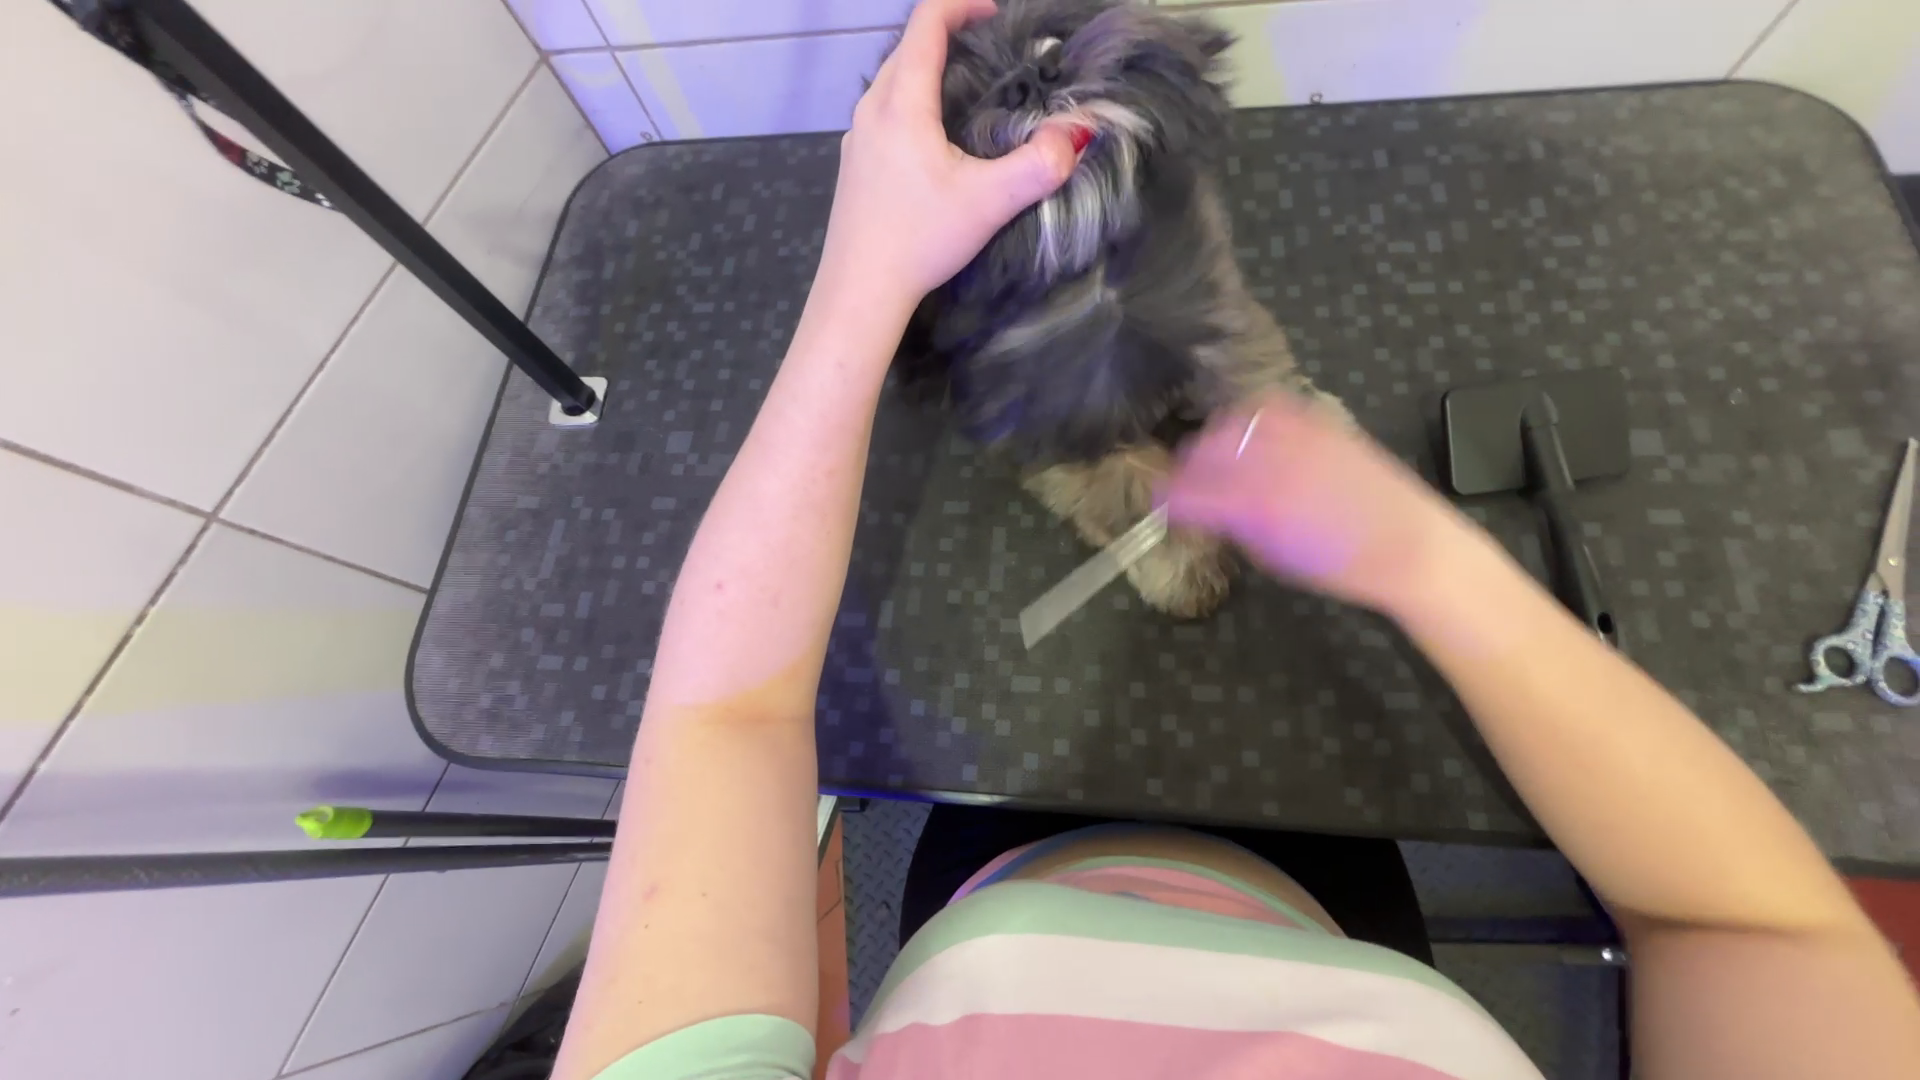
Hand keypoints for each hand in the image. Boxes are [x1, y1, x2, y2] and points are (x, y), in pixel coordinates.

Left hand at [816, 0, 1083, 311]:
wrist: (860, 292)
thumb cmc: (919, 242)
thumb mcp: (988, 204)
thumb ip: (1038, 167)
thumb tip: (1077, 135)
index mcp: (902, 104)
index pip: (926, 22)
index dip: (962, 4)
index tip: (996, 12)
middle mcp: (871, 111)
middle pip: (906, 48)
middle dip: (947, 35)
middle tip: (988, 51)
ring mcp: (856, 141)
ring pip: (890, 82)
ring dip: (926, 71)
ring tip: (964, 92)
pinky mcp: (853, 168)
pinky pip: (882, 115)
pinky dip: (910, 105)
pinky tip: (931, 141)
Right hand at [1160, 393, 1471, 614]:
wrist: (1408, 546)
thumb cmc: (1338, 567)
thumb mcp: (1272, 557)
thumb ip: (1234, 526)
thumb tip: (1206, 510)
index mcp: (1252, 506)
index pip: (1189, 492)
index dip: (1166, 496)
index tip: (1159, 502)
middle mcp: (1269, 464)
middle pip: (1205, 450)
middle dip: (1187, 467)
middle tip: (1187, 484)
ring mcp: (1296, 438)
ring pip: (1233, 424)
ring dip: (1216, 440)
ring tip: (1218, 458)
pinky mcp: (1321, 424)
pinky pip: (1271, 406)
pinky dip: (1250, 417)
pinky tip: (1253, 434)